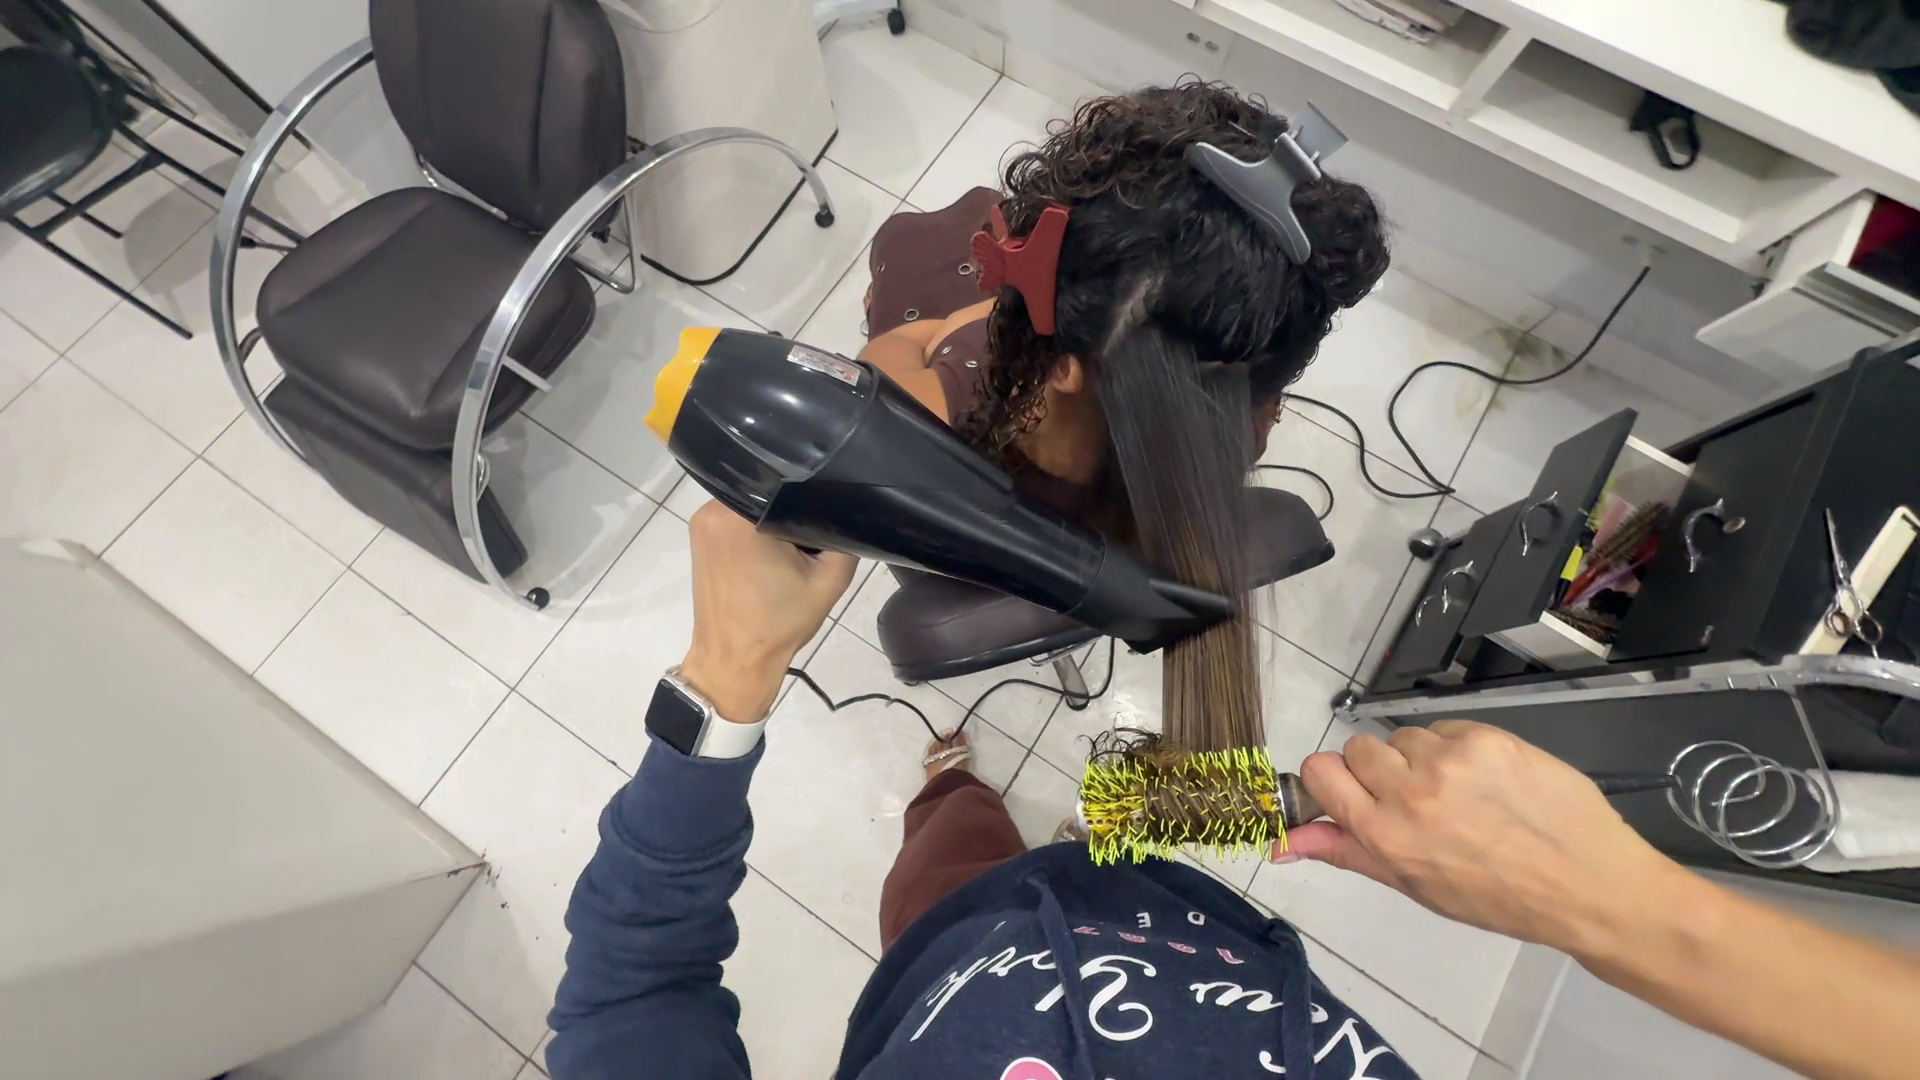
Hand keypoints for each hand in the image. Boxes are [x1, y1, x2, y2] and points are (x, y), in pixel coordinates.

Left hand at [679, 500, 856, 722]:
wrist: (737, 662)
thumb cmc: (781, 621)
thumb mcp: (830, 578)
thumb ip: (844, 537)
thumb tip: (846, 510)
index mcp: (740, 515)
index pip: (786, 483)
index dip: (813, 492)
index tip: (831, 507)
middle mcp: (713, 510)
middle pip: (768, 493)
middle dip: (794, 507)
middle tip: (818, 528)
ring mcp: (702, 524)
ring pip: (753, 506)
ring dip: (776, 519)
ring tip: (799, 541)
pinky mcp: (701, 539)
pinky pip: (737, 521)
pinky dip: (758, 531)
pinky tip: (776, 550)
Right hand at [1280, 721, 1684, 953]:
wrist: (1596, 889)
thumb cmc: (1498, 897)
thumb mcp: (1414, 885)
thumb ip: (1345, 851)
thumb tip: (1281, 842)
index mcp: (1385, 834)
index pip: (1319, 771)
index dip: (1332, 779)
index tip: (1355, 792)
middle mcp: (1408, 793)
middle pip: (1356, 748)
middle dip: (1380, 769)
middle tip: (1418, 797)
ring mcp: (1448, 761)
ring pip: (1402, 738)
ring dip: (1422, 759)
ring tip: (1464, 793)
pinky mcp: (1485, 739)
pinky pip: (1445, 730)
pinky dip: (1459, 749)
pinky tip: (1489, 780)